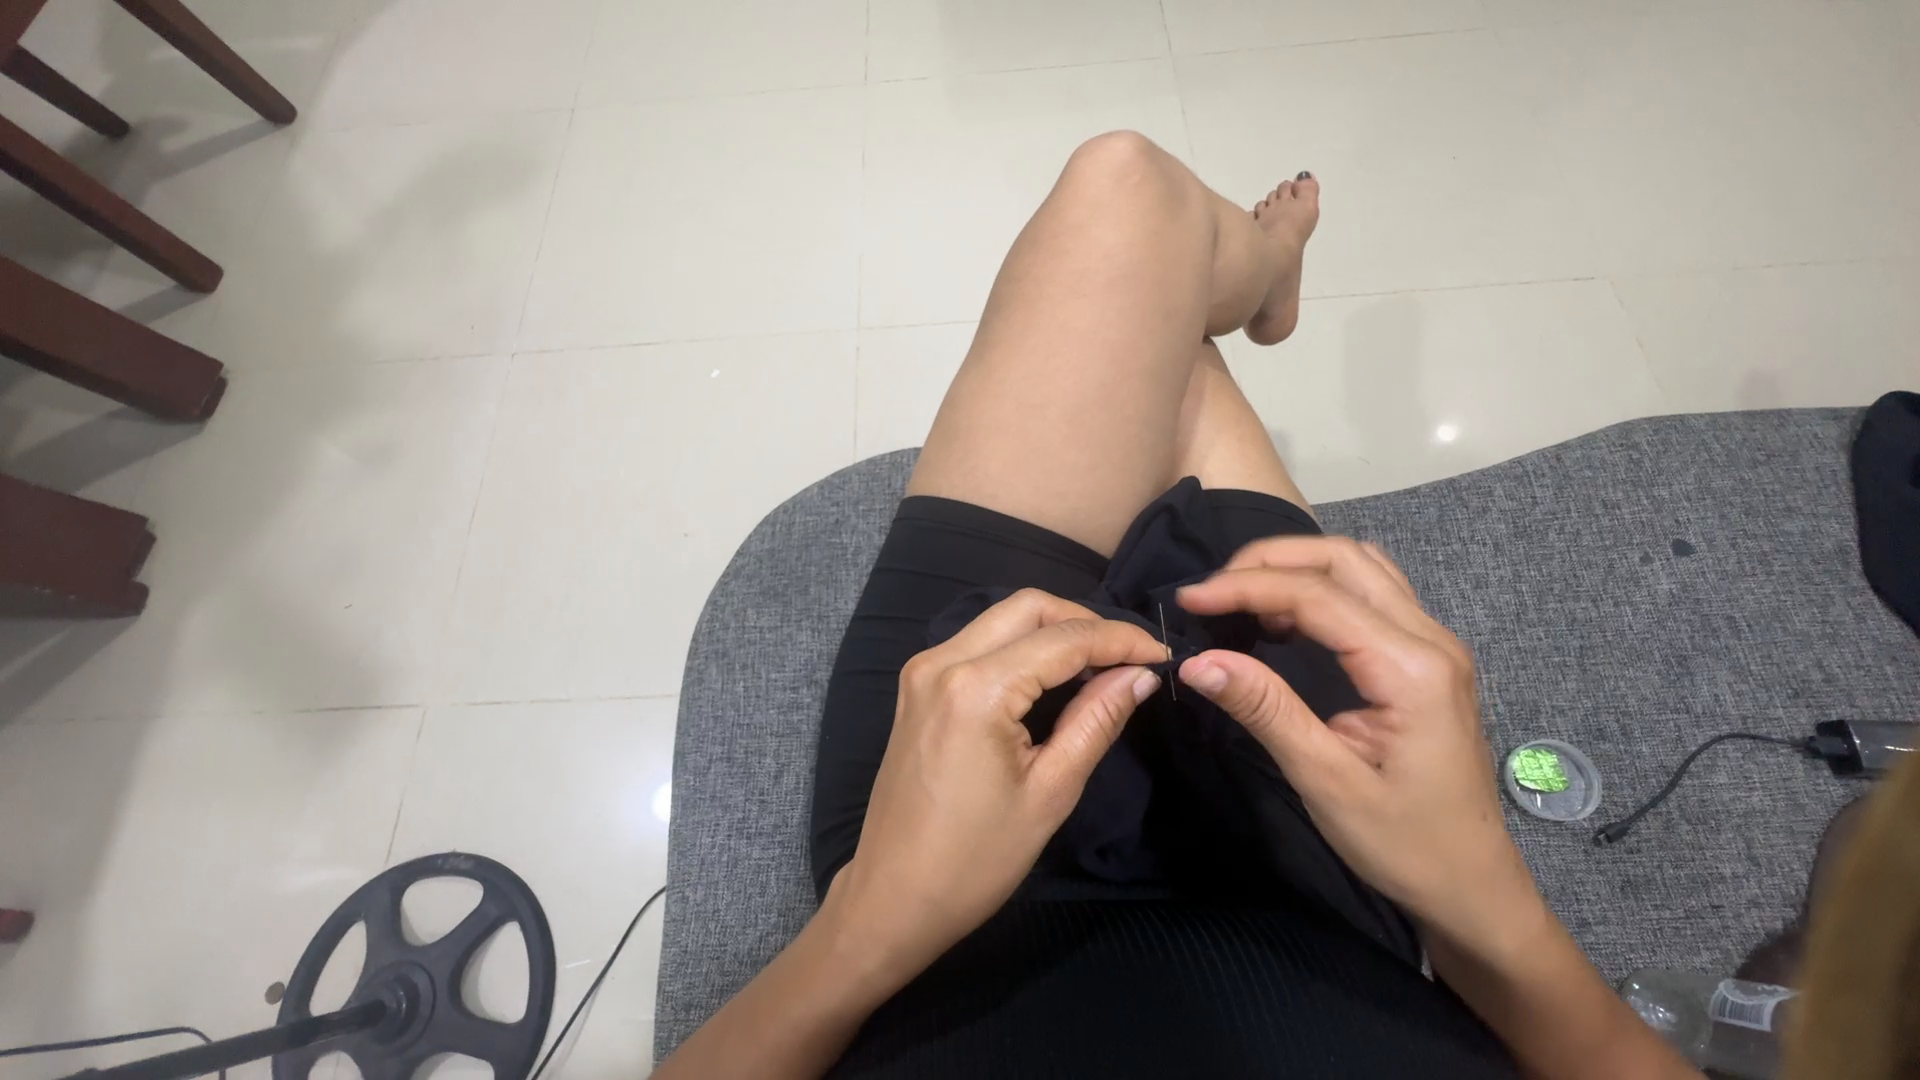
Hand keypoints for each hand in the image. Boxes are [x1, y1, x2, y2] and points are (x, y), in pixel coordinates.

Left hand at [829, 589, 1165, 981]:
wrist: (894, 896)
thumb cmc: (977, 859)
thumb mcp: (1051, 791)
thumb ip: (1097, 720)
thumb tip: (1140, 675)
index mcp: (976, 688)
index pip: (1063, 639)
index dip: (1120, 639)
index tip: (1161, 654)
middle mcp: (942, 661)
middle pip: (1028, 607)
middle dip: (1085, 621)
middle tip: (1128, 657)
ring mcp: (922, 670)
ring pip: (1001, 618)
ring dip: (1053, 629)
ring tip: (1099, 664)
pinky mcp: (916, 685)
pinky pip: (978, 641)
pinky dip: (1020, 645)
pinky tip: (1052, 674)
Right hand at [1174, 537, 1539, 941]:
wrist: (1473, 887)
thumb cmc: (1403, 843)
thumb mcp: (1324, 778)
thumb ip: (1264, 708)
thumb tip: (1197, 660)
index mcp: (1410, 669)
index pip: (1317, 596)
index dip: (1246, 587)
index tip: (1189, 601)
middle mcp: (1431, 639)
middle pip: (1344, 558)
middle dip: (1269, 561)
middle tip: (1212, 592)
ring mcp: (1434, 644)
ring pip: (1360, 566)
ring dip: (1296, 567)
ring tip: (1240, 597)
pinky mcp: (1426, 657)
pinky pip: (1371, 592)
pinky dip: (1320, 586)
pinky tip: (1284, 618)